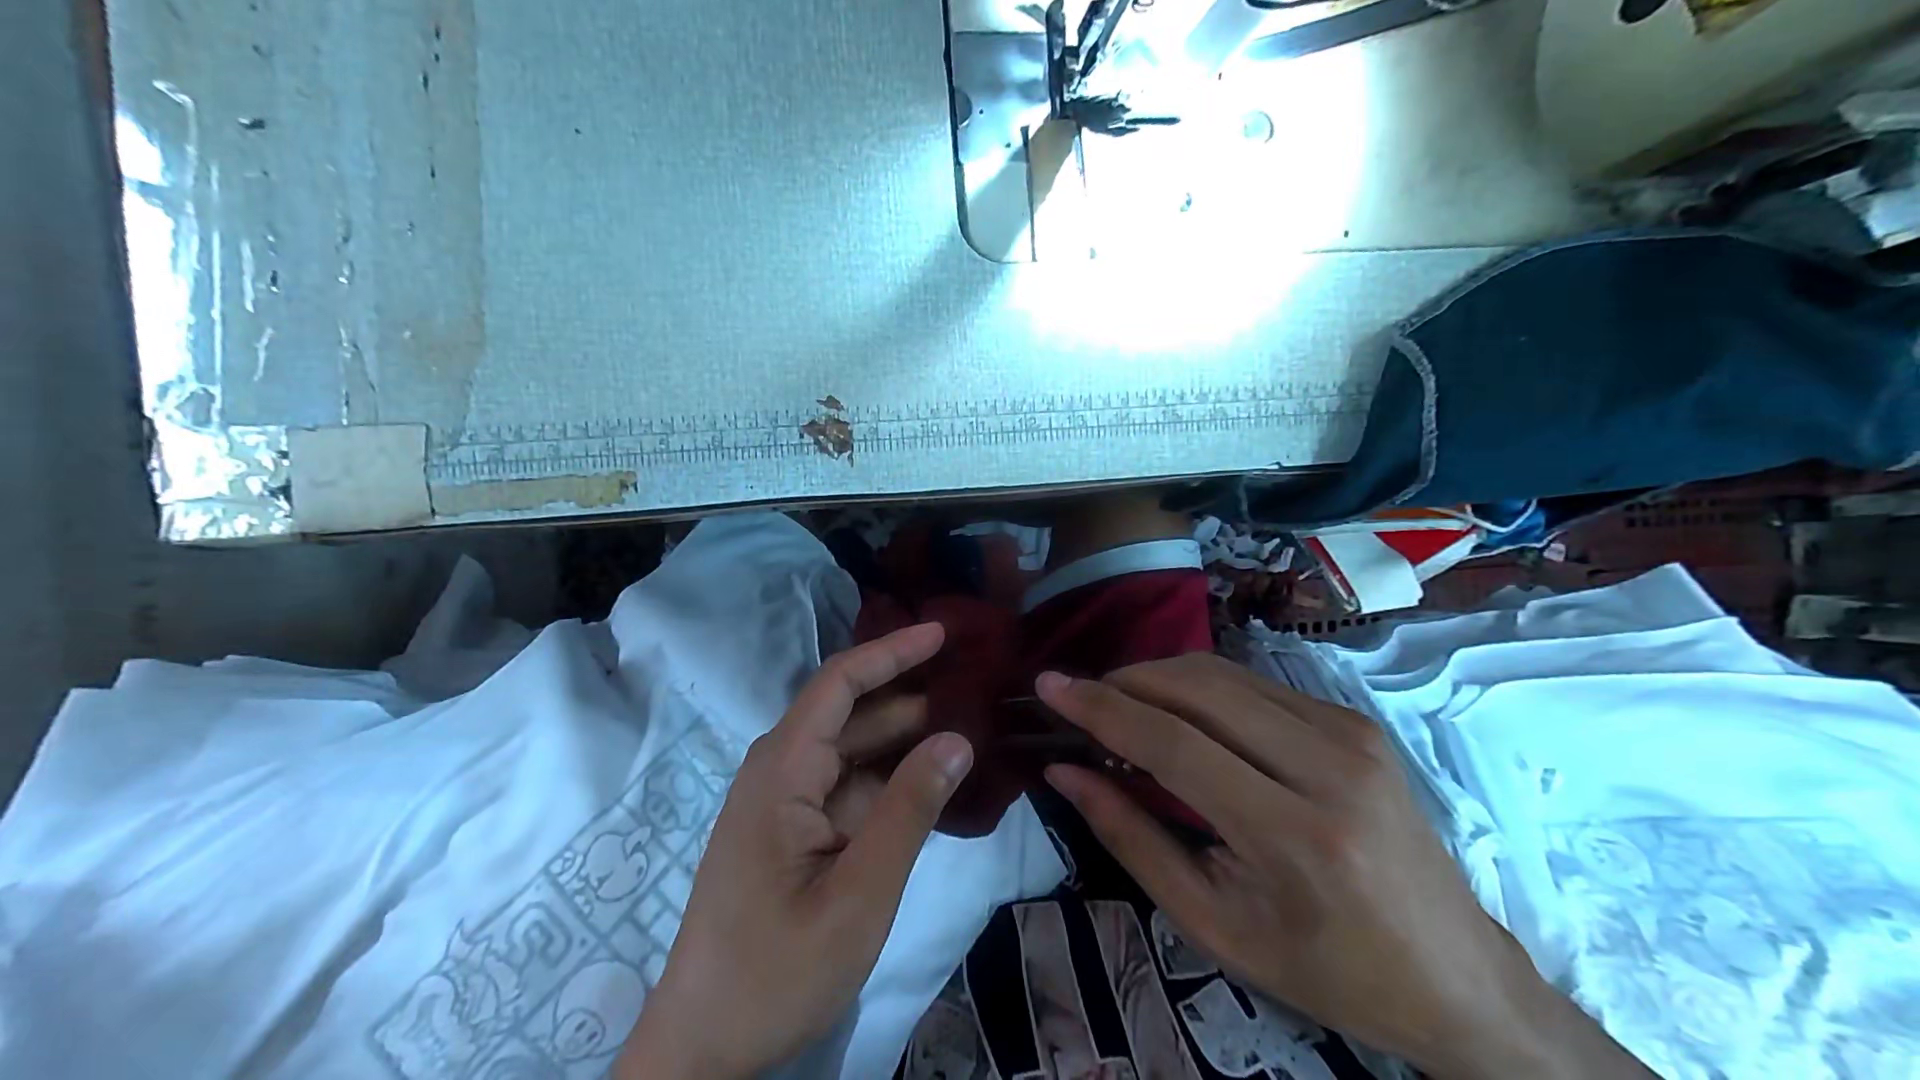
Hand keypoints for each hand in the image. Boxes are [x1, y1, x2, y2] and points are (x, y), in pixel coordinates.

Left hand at [617, 623, 973, 1079]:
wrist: (706, 1047)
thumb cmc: (777, 969)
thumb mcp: (860, 892)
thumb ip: (909, 809)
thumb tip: (957, 738)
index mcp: (782, 771)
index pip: (839, 685)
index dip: (891, 653)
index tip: (942, 634)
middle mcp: (779, 773)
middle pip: (850, 714)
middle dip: (909, 694)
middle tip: (975, 683)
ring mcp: (784, 804)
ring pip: (852, 754)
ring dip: (904, 740)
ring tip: (969, 724)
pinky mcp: (792, 833)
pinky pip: (847, 790)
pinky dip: (890, 781)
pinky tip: (934, 783)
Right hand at [1035, 654, 1654, 1079]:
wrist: (1456, 976)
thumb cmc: (1325, 968)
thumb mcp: (1213, 924)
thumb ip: (1131, 839)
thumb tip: (1064, 772)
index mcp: (1292, 834)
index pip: (1172, 742)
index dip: (1100, 707)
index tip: (1049, 684)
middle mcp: (1328, 765)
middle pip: (1196, 688)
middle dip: (1124, 680)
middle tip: (1079, 698)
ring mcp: (1350, 733)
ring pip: (1223, 672)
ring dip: (1158, 677)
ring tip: (1120, 704)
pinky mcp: (1355, 721)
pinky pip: (1254, 682)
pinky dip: (1200, 687)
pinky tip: (1179, 715)